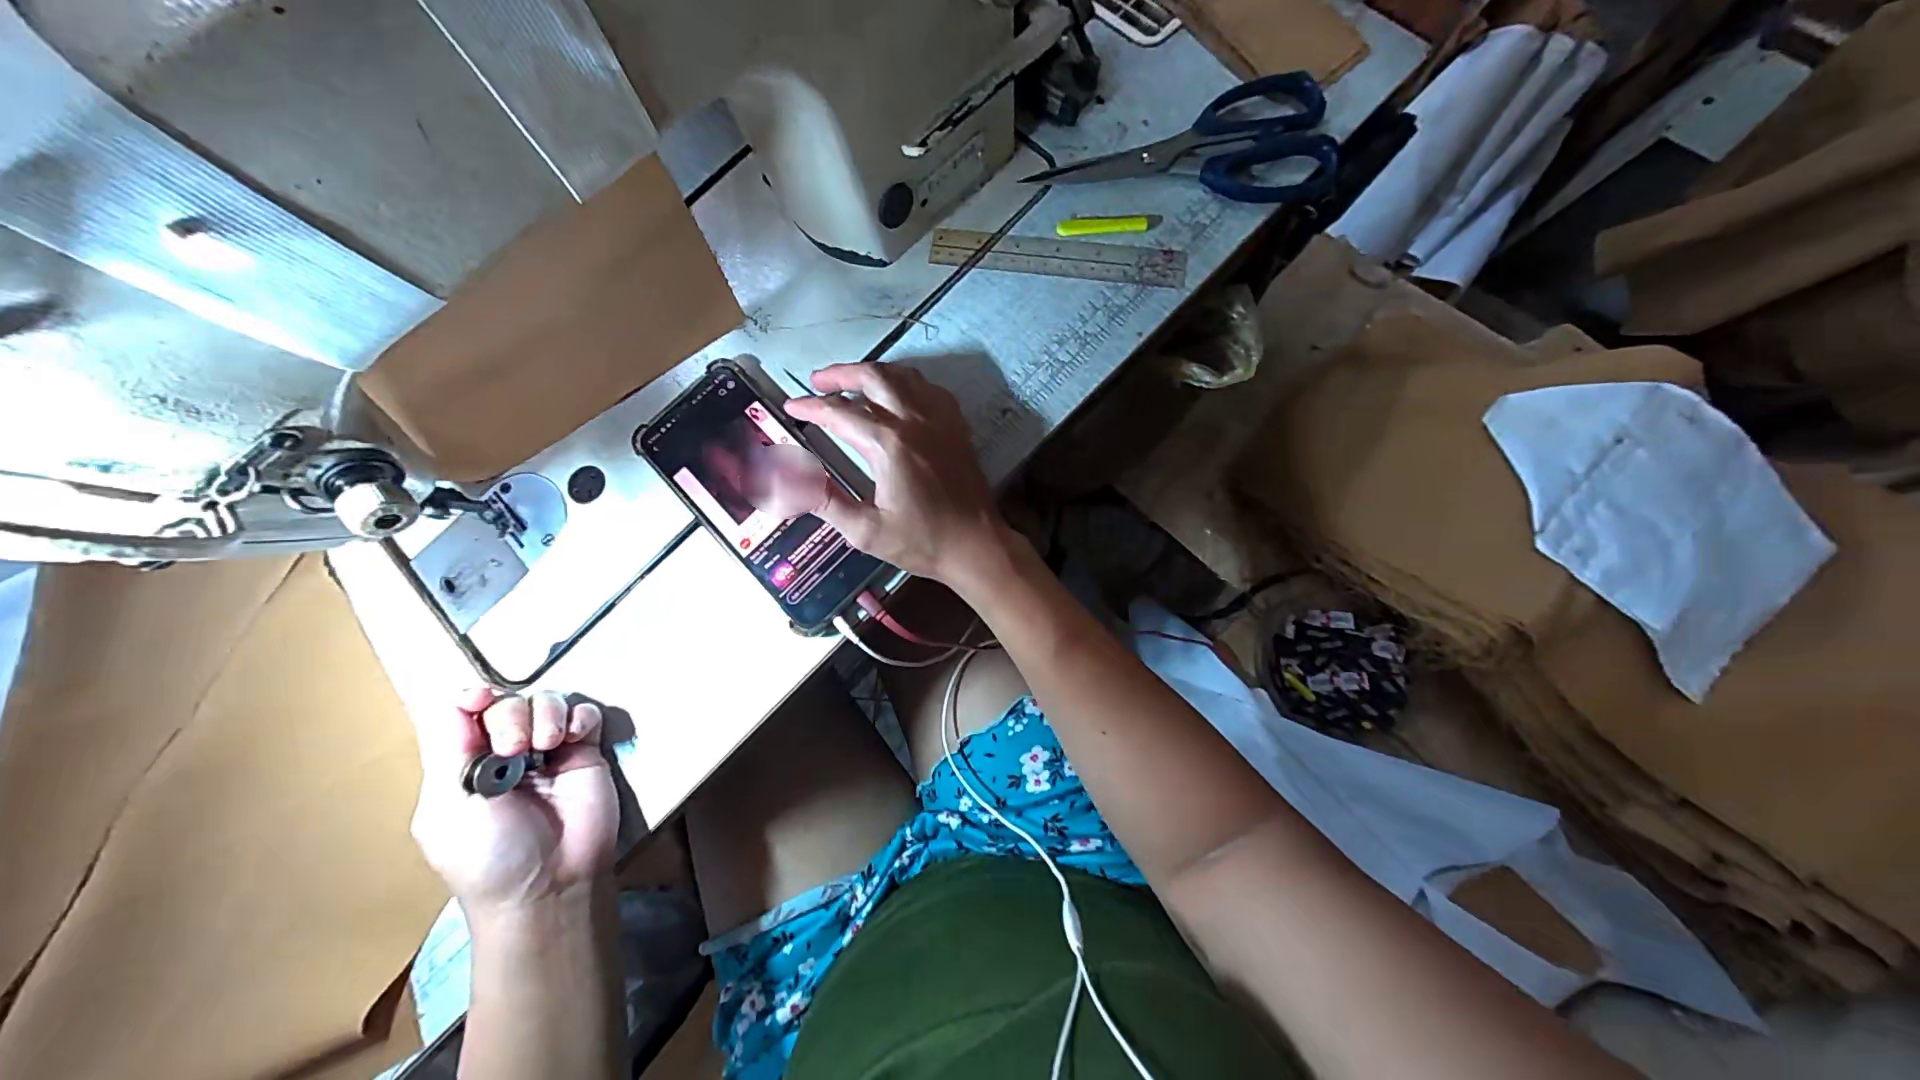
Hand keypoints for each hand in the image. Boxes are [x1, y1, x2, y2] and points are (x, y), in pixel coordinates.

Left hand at [409, 689, 617, 918]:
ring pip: (548, 702)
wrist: (550, 884)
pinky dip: (581, 717)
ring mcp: (549, 751)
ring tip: (550, 745)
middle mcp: (506, 751)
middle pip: (508, 701)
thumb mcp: (449, 810)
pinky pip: (586, 715)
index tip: (482, 699)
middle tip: (516, 748)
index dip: (473, 697)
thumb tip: (459, 700)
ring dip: (547, 714)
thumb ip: (450, 753)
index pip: (463, 712)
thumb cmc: (488, 857)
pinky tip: (576, 739)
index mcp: (464, 764)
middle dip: (512, 715)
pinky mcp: (587, 754)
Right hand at [783, 362, 1010, 586]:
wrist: (976, 545)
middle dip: (840, 374)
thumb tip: (789, 477)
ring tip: (852, 381)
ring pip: (902, 376)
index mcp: (889, 445)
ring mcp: (940, 420)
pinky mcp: (956, 426)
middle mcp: (914, 421)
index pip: (840, 413)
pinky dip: (906, 382)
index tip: (792, 406)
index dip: (811, 407)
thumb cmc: (922, 541)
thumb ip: (826, 501)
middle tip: (818, 381)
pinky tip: (898, 394)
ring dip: (873, 373)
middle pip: (873, 378)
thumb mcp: (866, 530)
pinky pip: (929, 388)